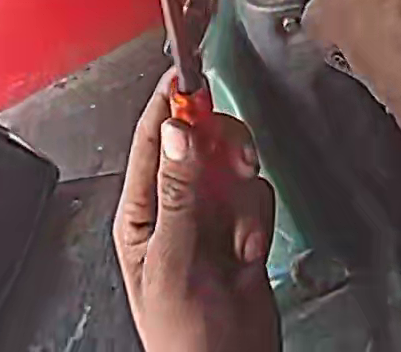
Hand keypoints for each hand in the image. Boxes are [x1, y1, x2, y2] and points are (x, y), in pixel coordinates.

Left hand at [114, 74, 278, 351]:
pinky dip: (257, 217)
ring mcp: (208, 212)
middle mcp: (175, 202)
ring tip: (242, 224)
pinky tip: (248, 250)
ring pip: (228, 163)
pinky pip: (253, 193)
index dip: (167, 102)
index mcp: (143, 208)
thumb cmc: (183, 338)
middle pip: (197, 141)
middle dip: (219, 146)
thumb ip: (176, 191)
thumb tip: (176, 132)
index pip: (151, 138)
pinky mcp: (239, 223)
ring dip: (242, 189)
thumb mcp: (173, 261)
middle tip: (234, 159)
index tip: (184, 74)